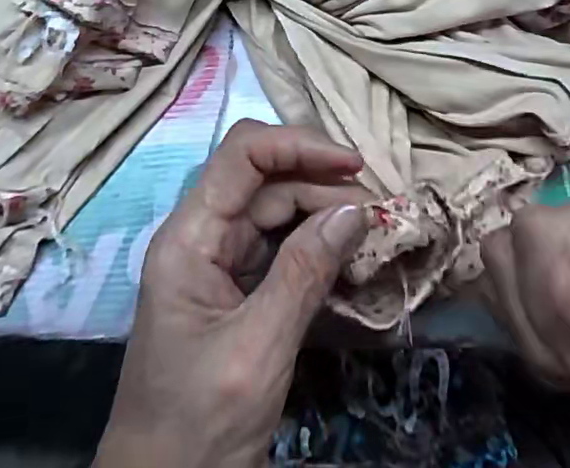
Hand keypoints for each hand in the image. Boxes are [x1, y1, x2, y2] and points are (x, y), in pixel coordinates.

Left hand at [94, 121, 372, 467]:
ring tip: (373, 233)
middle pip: (265, 181)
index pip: (241, 156)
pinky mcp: (237, 287)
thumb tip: (355, 210)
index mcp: (189, 236)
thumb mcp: (258, 350)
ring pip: (277, 211)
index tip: (354, 164)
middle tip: (380, 213)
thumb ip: (304, 274)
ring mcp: (219, 261)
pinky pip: (280, 247)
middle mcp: (202, 235)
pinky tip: (350, 256)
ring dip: (325, 215)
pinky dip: (317, 247)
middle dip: (322, 185)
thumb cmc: (198, 423)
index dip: (297, 146)